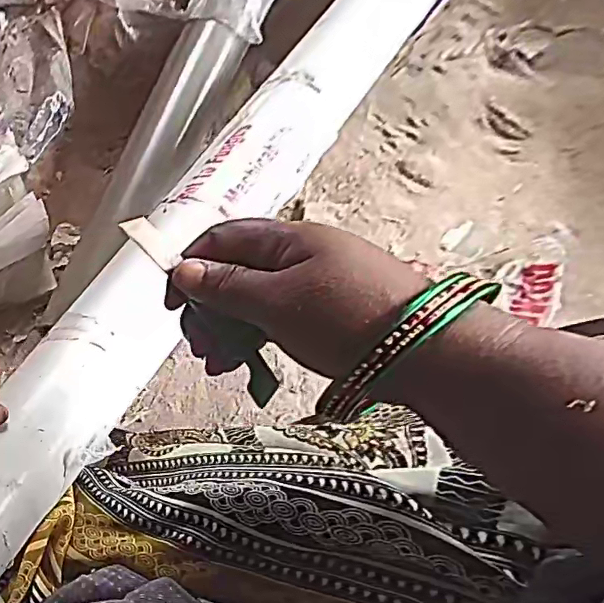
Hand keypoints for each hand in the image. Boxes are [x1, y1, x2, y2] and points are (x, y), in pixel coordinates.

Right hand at [166, 219, 430, 379]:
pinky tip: (240, 362)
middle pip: (229, 273)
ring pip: (245, 301)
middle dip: (205, 308)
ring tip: (217, 361)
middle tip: (198, 340)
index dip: (188, 267)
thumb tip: (183, 270)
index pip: (219, 239)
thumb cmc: (351, 319)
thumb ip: (223, 285)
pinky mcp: (318, 312)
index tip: (173, 302)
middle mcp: (298, 256)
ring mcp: (310, 284)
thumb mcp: (274, 301)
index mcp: (289, 240)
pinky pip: (267, 319)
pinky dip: (247, 339)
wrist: (430, 354)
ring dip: (222, 330)